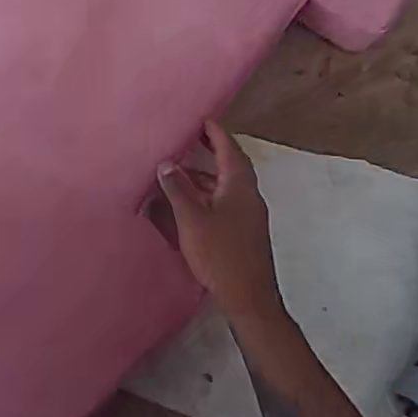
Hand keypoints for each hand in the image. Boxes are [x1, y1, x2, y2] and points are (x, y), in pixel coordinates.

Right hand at [156, 120, 284, 320]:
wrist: (249, 297)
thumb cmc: (220, 254)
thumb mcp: (192, 219)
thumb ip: (178, 189)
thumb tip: (167, 163)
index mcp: (239, 185)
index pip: (229, 148)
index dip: (215, 132)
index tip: (202, 119)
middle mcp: (248, 195)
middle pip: (230, 165)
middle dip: (211, 151)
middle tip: (191, 139)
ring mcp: (249, 214)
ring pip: (226, 186)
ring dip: (206, 176)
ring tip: (180, 172)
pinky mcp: (245, 231)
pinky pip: (226, 201)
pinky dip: (208, 195)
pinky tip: (191, 204)